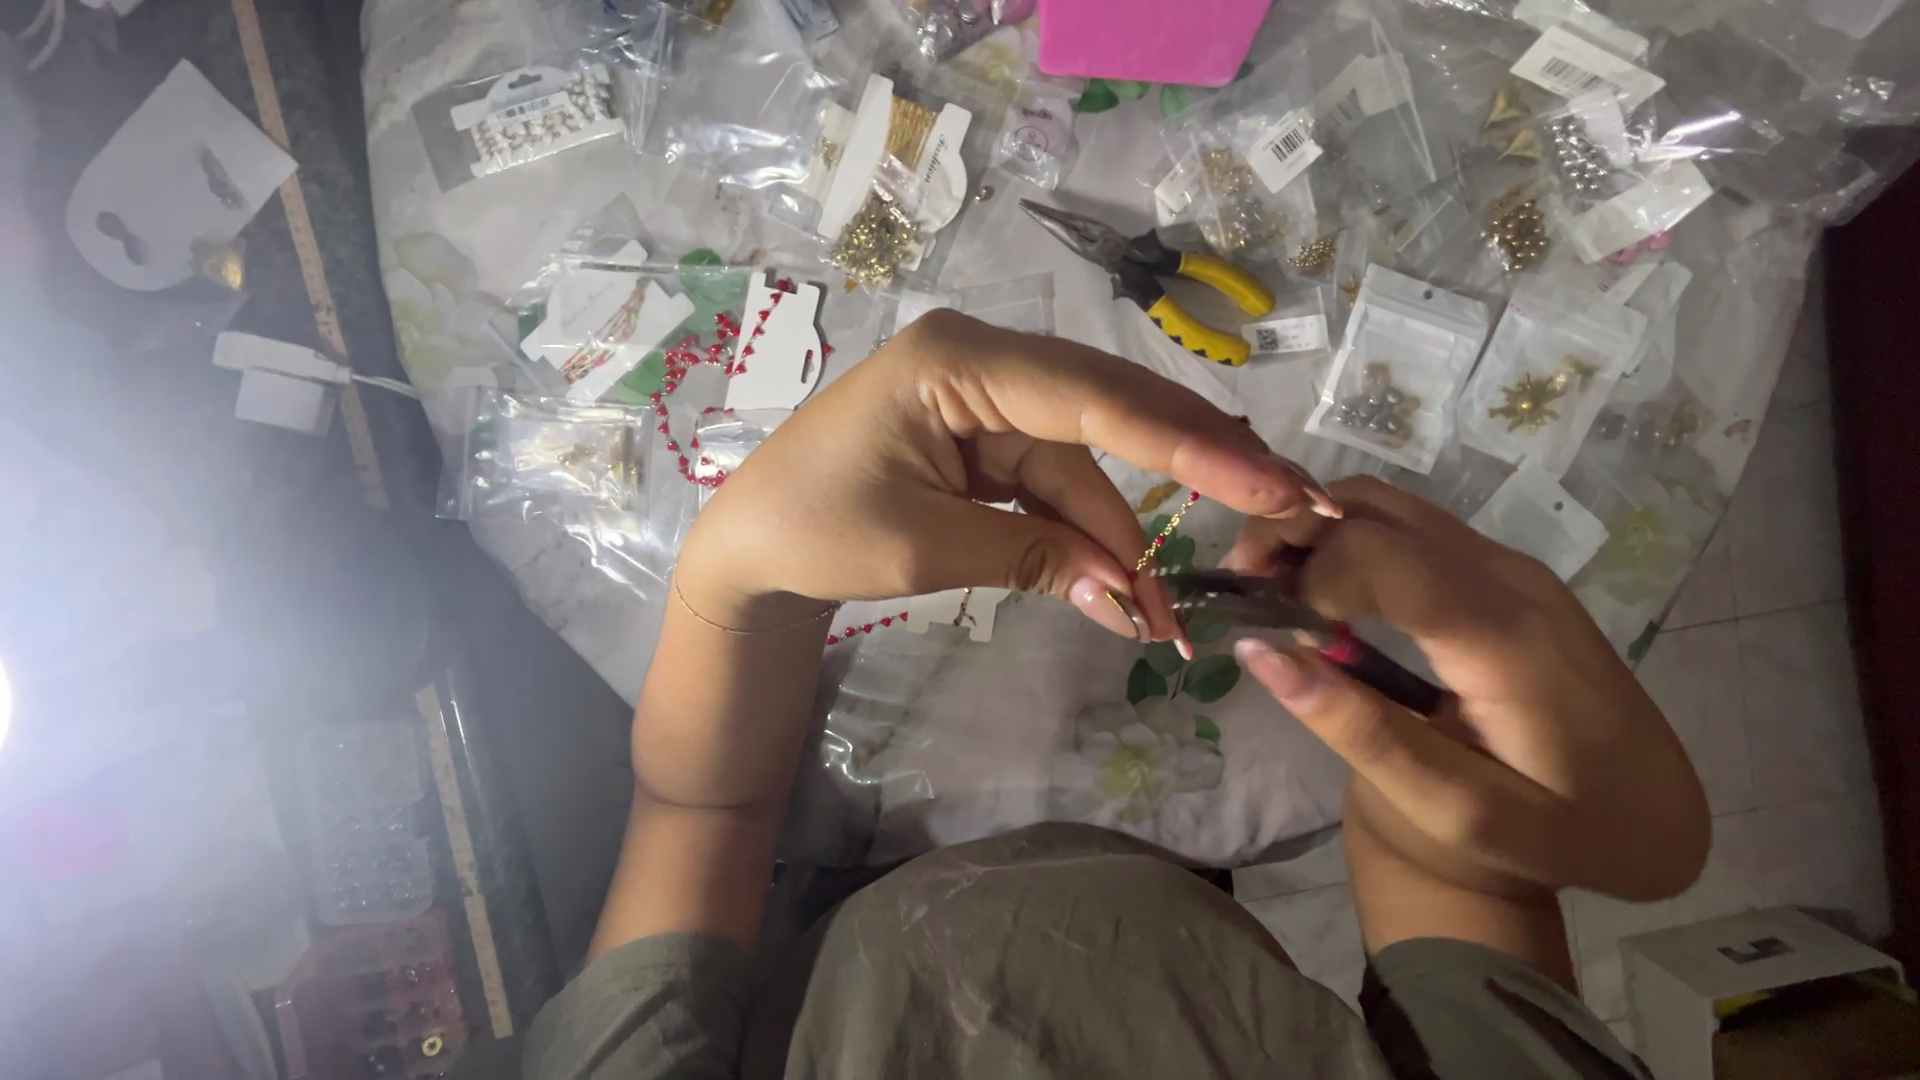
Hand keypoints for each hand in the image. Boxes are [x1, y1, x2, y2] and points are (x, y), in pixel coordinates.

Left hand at [673, 310, 1339, 636]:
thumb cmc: (815, 530)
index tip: (1268, 482)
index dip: (1186, 446)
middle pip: (1108, 413)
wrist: (754, 543)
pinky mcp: (987, 439)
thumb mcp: (926, 547)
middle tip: (1285, 506)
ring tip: (1165, 612)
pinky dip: (1088, 536)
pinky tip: (1121, 583)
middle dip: (1189, 471)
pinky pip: (1055, 483)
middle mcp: (985, 363)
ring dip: (1126, 535)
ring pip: (1087, 462)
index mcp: (958, 360)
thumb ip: (1036, 557)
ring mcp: (989, 401)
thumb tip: (1131, 598)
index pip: (1093, 398)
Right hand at [1227, 476, 1708, 901]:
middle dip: (1288, 532)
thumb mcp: (1449, 806)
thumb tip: (1255, 649)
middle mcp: (1509, 576)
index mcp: (1503, 634)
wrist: (1639, 818)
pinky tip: (1318, 587)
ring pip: (1384, 505)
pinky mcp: (1499, 572)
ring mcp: (1509, 566)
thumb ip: (1354, 728)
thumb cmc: (1548, 829)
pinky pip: (1405, 526)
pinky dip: (1342, 539)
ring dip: (1311, 530)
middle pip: (1372, 509)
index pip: (1375, 555)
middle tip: (1243, 588)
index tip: (1274, 629)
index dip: (1303, 577)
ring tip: (1269, 585)